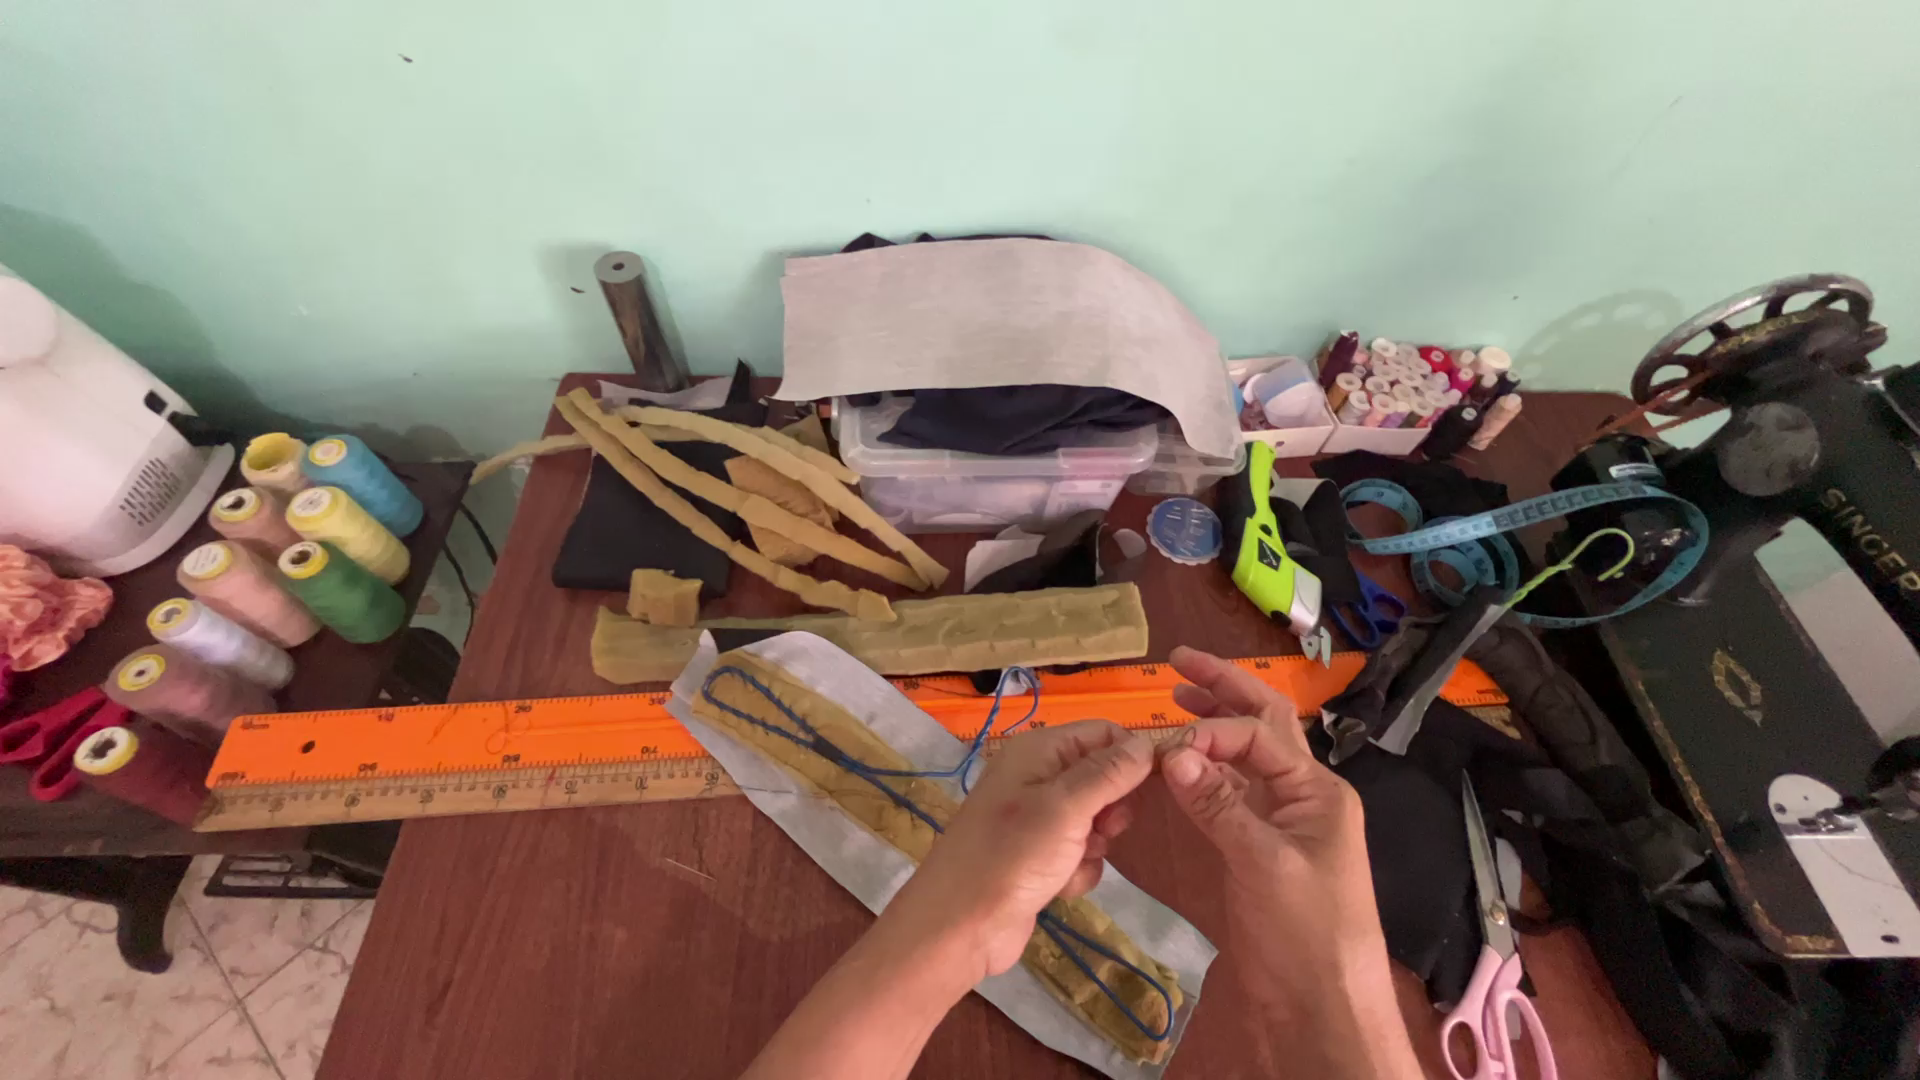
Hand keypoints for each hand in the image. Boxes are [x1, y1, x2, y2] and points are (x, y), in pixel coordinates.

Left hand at [882, 719, 1153, 982]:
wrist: (961, 923)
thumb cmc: (1012, 854)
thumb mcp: (1065, 807)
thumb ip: (1107, 774)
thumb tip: (1144, 744)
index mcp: (1039, 751)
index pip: (1101, 733)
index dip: (1130, 755)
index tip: (1153, 787)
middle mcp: (1038, 776)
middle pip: (1102, 777)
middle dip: (1112, 808)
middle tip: (1104, 828)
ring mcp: (1038, 819)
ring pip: (1095, 819)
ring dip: (1094, 844)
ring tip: (1073, 860)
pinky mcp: (1040, 856)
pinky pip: (1080, 852)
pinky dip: (1078, 869)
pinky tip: (1060, 885)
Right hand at [1160, 647, 1418, 1077]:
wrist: (1323, 1015)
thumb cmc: (1308, 937)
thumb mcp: (1265, 866)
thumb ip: (1218, 805)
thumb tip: (1170, 751)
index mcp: (1318, 791)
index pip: (1257, 734)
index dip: (1210, 729)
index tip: (1165, 746)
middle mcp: (1302, 795)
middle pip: (1262, 725)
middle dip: (1224, 689)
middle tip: (1178, 662)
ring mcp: (1281, 821)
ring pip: (1246, 756)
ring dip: (1213, 724)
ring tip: (1176, 697)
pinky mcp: (1259, 847)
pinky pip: (1231, 792)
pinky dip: (1204, 770)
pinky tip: (1180, 762)